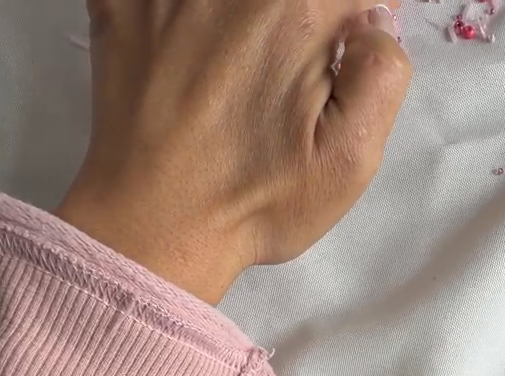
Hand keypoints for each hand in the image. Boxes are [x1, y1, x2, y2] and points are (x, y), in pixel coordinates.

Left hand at [56, 0, 411, 302]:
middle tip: (288, 79)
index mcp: (298, 7)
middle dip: (304, 24)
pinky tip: (193, 57)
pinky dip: (185, 17)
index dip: (357, 22)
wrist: (157, 225)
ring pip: (235, 1)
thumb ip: (381, 73)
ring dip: (250, 24)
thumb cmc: (261, 201)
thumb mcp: (351, 158)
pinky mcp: (123, 3)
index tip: (343, 59)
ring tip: (244, 77)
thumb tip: (373, 21)